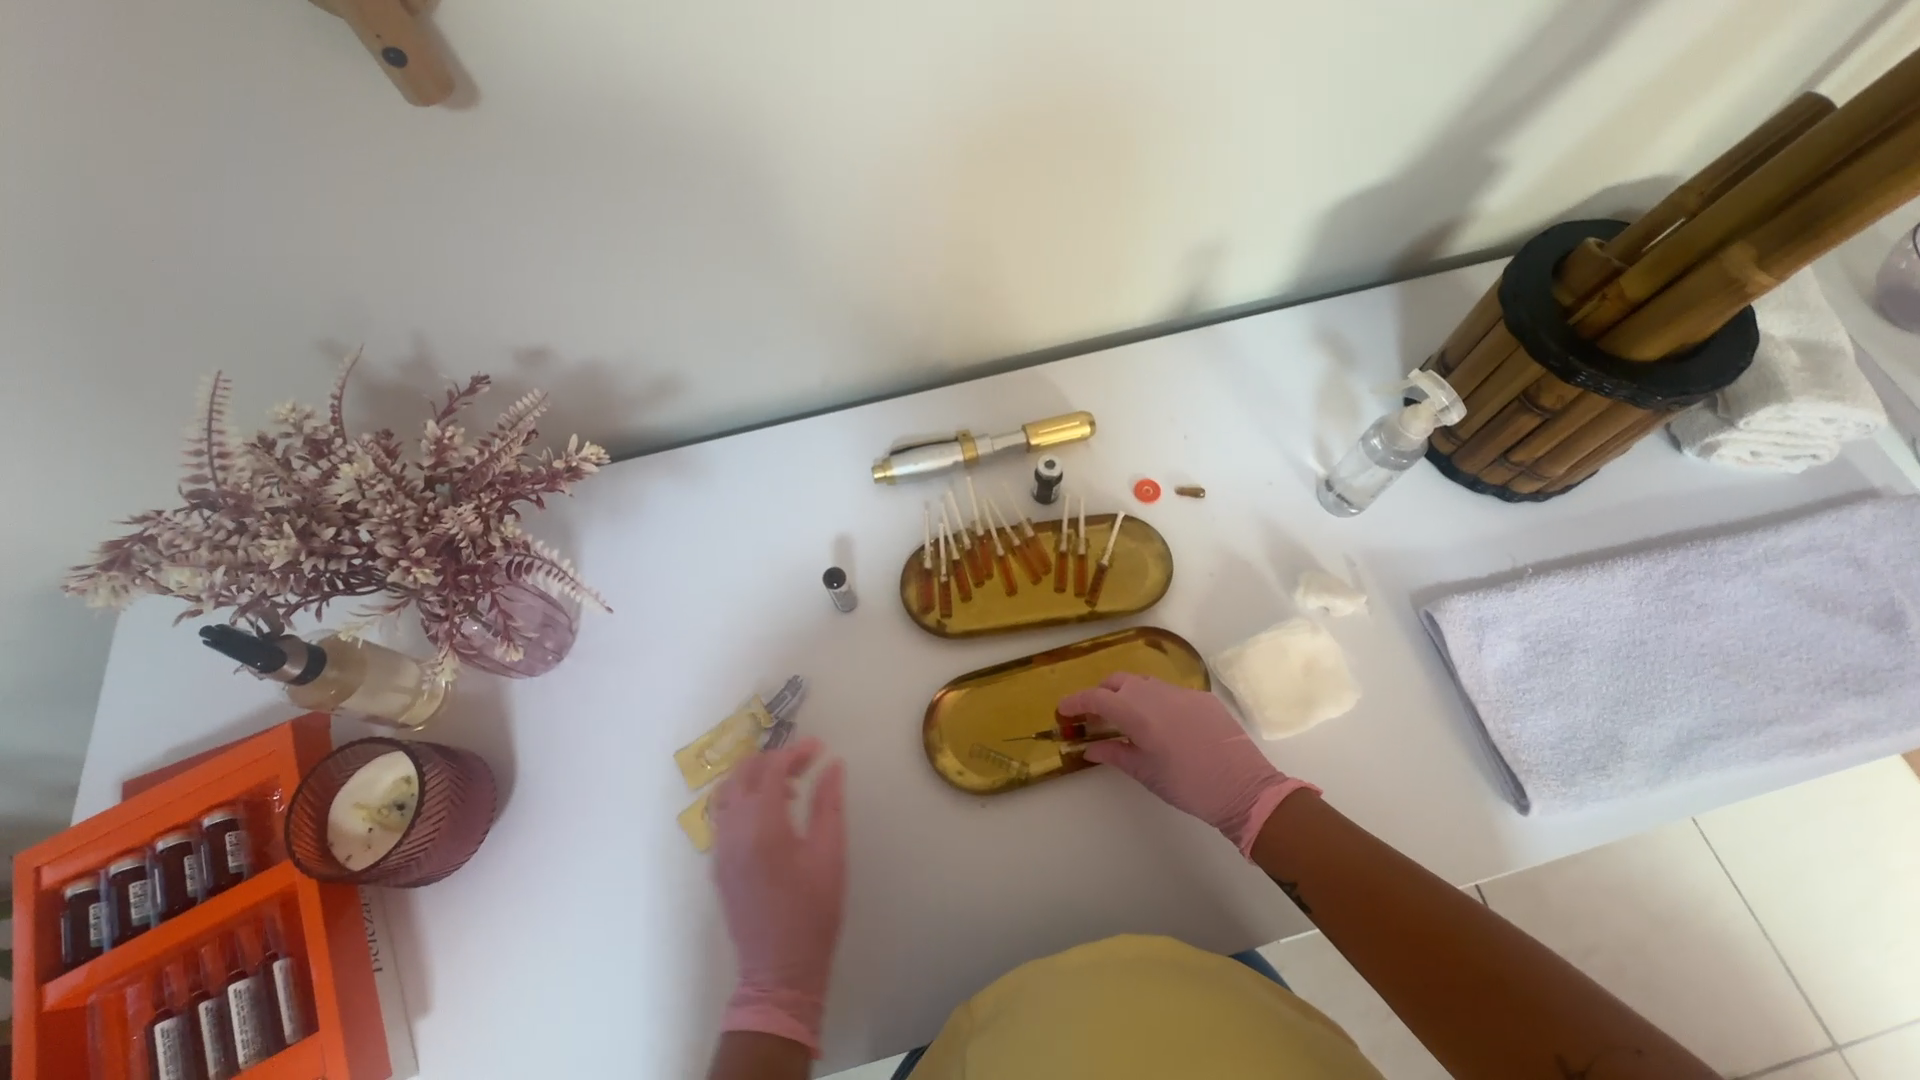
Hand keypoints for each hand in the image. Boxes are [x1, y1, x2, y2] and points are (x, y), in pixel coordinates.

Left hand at [710, 737, 846, 1056]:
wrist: (779, 972)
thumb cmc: (814, 914)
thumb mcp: (831, 855)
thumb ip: (829, 804)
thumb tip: (833, 766)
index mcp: (762, 827)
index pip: (772, 770)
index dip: (796, 752)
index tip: (820, 748)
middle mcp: (733, 832)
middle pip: (742, 774)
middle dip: (773, 759)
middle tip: (807, 763)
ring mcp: (720, 849)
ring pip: (727, 793)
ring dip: (755, 778)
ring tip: (789, 786)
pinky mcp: (718, 866)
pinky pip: (724, 816)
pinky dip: (744, 800)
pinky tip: (772, 814)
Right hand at [1059, 674, 1317, 857]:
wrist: (1245, 788)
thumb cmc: (1189, 786)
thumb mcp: (1146, 773)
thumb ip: (1115, 754)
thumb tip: (1090, 748)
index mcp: (1139, 714)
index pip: (1097, 698)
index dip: (1076, 702)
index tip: (1063, 711)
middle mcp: (1158, 694)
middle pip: (1118, 681)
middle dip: (1100, 694)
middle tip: (1093, 717)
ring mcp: (1182, 693)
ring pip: (1144, 682)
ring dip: (1127, 694)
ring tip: (1124, 719)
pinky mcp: (1202, 698)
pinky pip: (1168, 691)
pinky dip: (1153, 699)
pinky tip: (1159, 724)